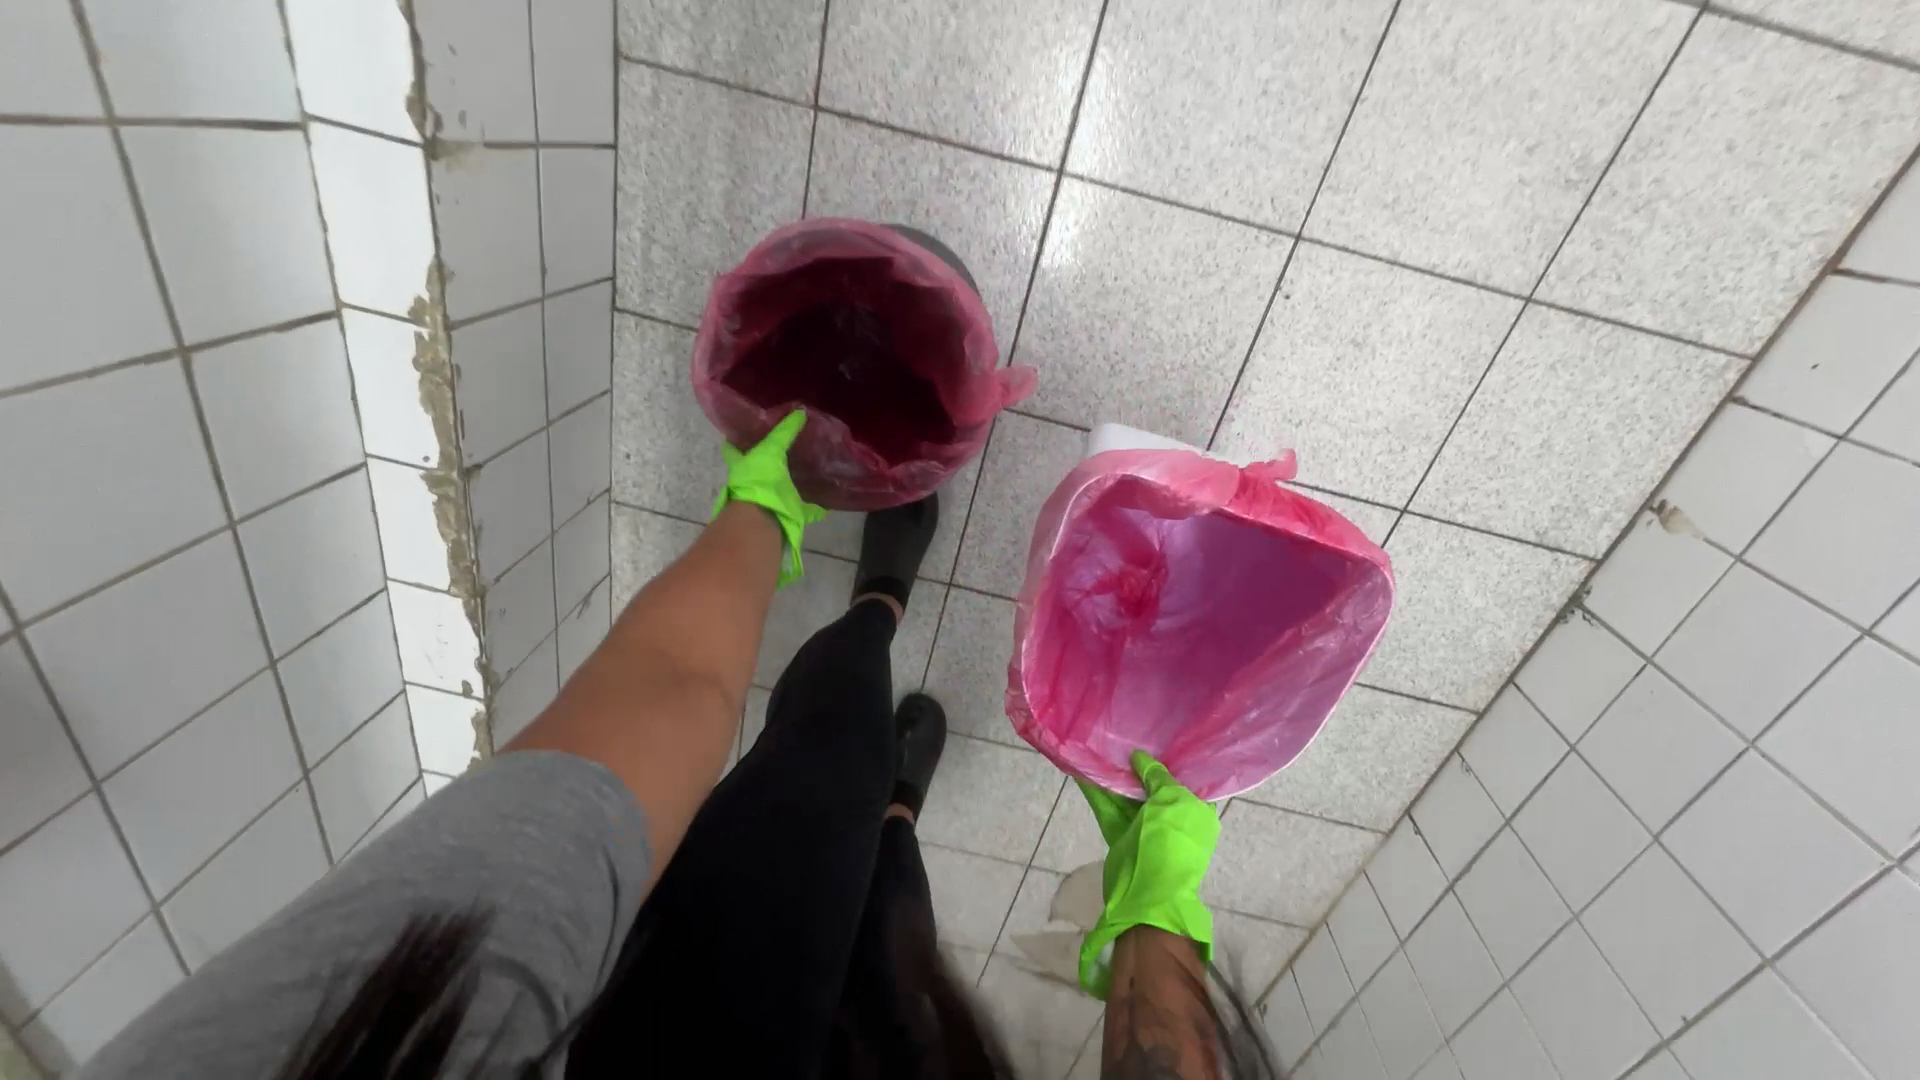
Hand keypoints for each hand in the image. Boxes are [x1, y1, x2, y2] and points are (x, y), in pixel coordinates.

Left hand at [713, 410, 826, 585]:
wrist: (762, 518)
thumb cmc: (758, 480)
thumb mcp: (771, 451)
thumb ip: (783, 432)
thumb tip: (799, 412)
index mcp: (744, 467)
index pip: (733, 449)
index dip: (734, 441)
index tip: (740, 432)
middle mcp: (754, 483)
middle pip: (758, 470)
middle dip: (768, 463)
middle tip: (785, 449)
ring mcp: (770, 500)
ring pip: (781, 489)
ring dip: (791, 484)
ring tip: (808, 472)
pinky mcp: (787, 515)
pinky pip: (805, 510)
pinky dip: (815, 509)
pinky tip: (825, 505)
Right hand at [1076, 751, 1219, 998]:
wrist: (1146, 893)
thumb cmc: (1169, 843)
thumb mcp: (1172, 802)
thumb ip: (1157, 776)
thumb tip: (1140, 758)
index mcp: (1194, 811)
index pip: (1181, 779)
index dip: (1165, 758)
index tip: (1149, 736)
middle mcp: (1171, 818)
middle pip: (1151, 785)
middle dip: (1134, 765)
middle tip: (1117, 738)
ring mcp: (1145, 829)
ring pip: (1127, 796)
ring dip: (1113, 776)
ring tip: (1096, 748)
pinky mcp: (1122, 836)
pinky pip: (1109, 808)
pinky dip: (1097, 792)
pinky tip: (1083, 771)